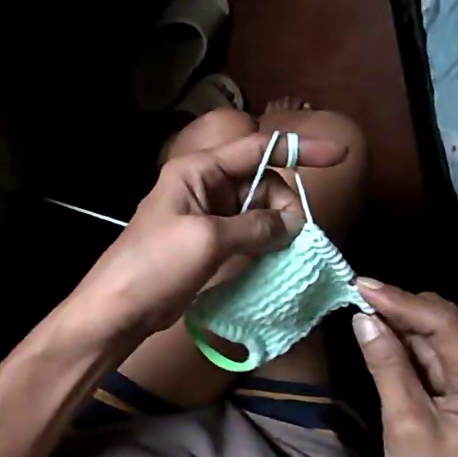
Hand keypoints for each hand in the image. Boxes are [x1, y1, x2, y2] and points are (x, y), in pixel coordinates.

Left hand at [61, 131, 347, 343]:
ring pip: (257, 208)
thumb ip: (255, 226)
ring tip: (288, 249)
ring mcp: (206, 215)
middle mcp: (203, 186)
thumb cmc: (154, 265)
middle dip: (284, 201)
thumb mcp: (208, 240)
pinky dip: (265, 241)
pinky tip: (276, 257)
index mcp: (197, 171)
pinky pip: (247, 232)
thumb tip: (292, 223)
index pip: (256, 148)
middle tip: (296, 233)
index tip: (338, 155)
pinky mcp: (208, 242)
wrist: (119, 308)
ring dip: (277, 224)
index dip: (298, 148)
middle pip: (260, 180)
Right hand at [351, 282, 457, 456]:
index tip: (361, 284)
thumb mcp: (403, 420)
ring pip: (436, 332)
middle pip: (445, 322)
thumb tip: (363, 317)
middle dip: (401, 306)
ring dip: (400, 320)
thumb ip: (387, 364)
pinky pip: (433, 350)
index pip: (445, 324)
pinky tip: (379, 331)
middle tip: (356, 295)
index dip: (401, 300)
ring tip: (361, 308)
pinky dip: (405, 339)